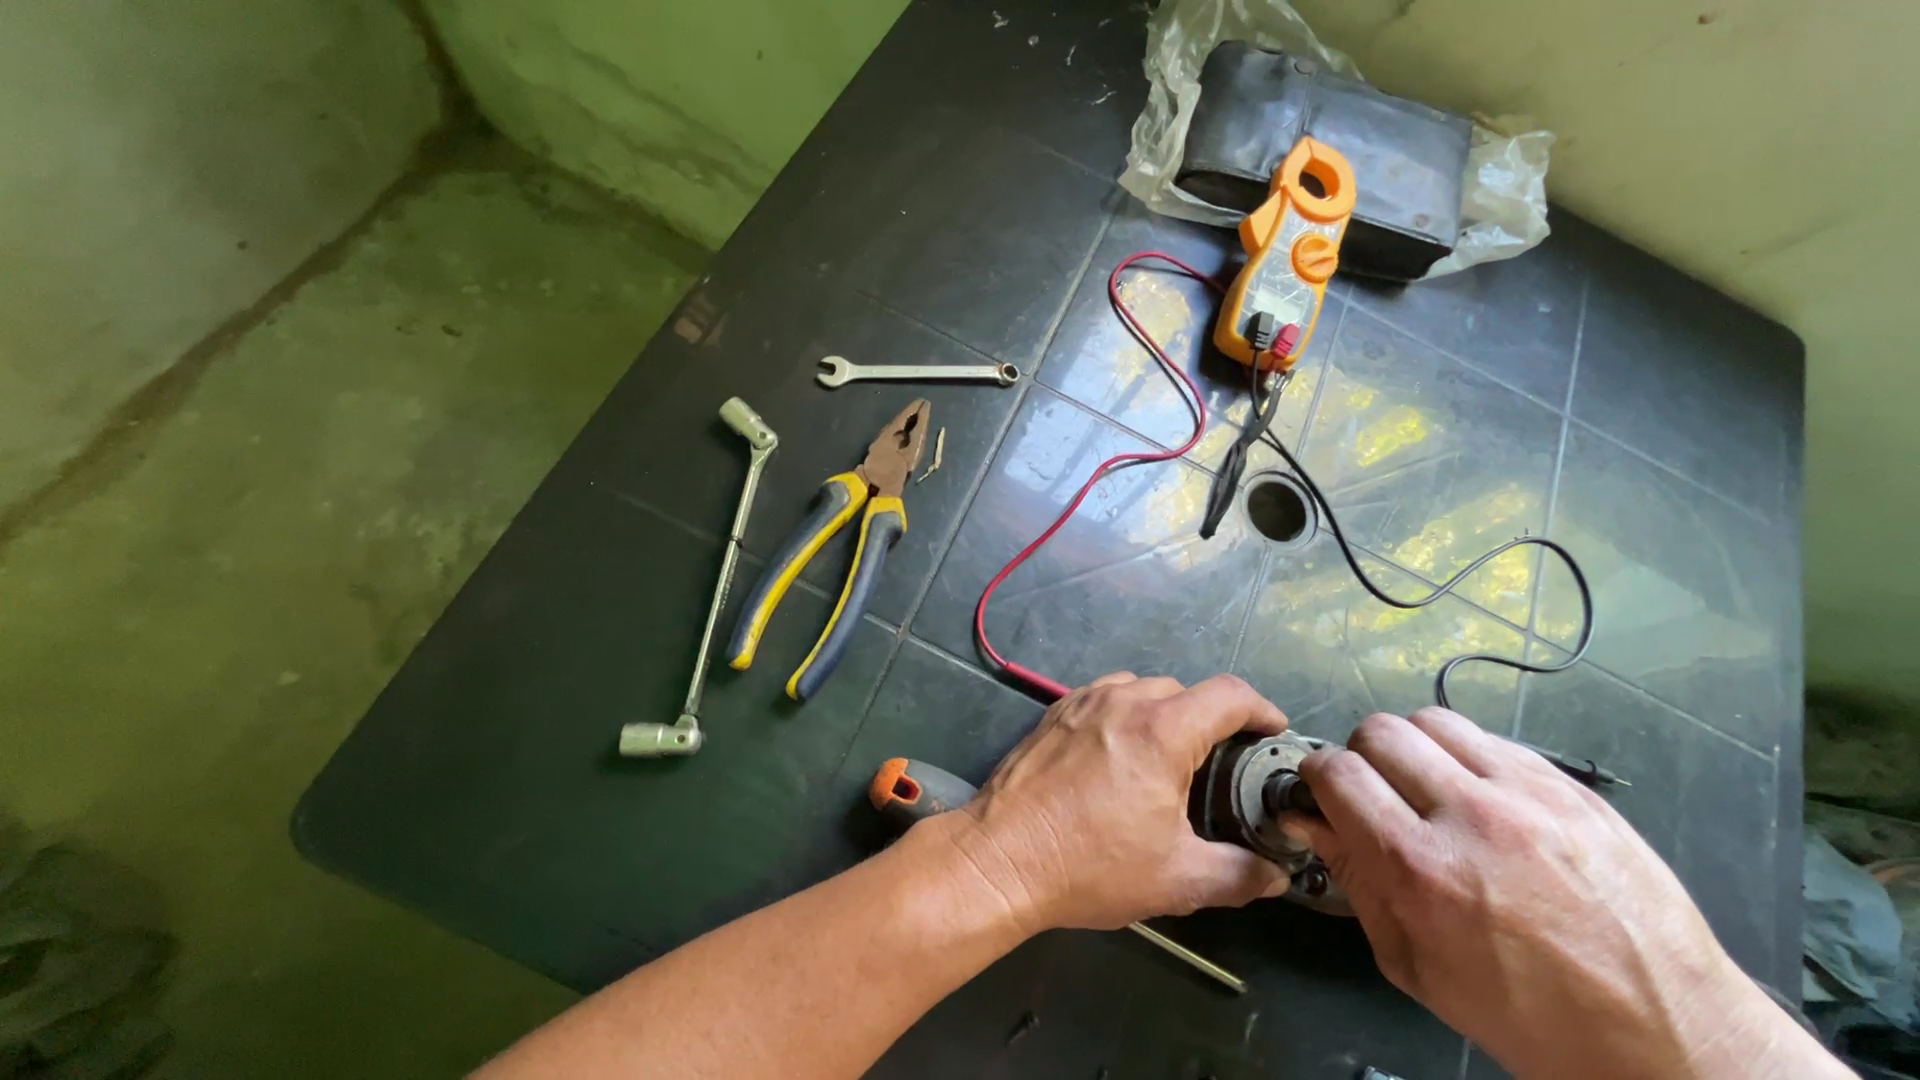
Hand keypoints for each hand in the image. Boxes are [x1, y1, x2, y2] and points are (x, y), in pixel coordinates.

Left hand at [939, 672, 1291, 932]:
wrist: (1000, 857)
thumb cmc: (1091, 866)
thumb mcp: (1177, 879)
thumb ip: (1240, 874)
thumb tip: (1276, 875)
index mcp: (1161, 730)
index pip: (1229, 695)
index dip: (1262, 710)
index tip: (1273, 733)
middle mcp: (1123, 701)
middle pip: (1185, 691)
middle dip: (1211, 720)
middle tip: (1220, 763)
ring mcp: (1082, 702)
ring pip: (1140, 689)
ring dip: (1164, 713)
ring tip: (1169, 757)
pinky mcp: (1053, 714)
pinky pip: (1103, 697)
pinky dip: (1124, 713)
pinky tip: (1119, 753)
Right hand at [1285, 708, 1843, 1079]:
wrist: (1667, 1037)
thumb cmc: (1525, 1016)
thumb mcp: (1414, 964)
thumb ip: (1355, 880)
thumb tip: (1309, 821)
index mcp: (1421, 868)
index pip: (1338, 772)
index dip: (1315, 777)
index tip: (1322, 794)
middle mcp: (1472, 815)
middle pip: (1379, 732)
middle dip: (1360, 758)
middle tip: (1375, 795)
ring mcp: (1530, 794)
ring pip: (1433, 720)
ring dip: (1413, 748)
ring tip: (1427, 787)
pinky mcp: (1574, 789)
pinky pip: (1494, 740)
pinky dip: (1468, 758)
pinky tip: (1482, 799)